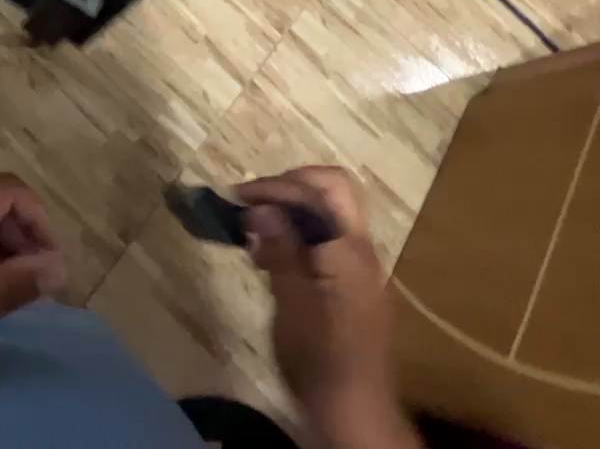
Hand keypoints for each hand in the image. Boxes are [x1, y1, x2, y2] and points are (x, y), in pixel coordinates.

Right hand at [241, 167, 414, 447]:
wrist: (356, 415)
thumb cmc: (319, 362)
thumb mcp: (291, 306)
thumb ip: (281, 251)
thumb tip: (263, 206)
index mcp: (348, 251)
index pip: (318, 190)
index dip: (276, 186)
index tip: (238, 198)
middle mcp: (361, 248)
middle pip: (333, 188)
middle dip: (290, 184)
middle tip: (252, 201)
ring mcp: (360, 264)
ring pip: (330, 210)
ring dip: (292, 207)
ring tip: (252, 229)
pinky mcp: (352, 281)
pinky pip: (327, 236)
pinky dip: (299, 232)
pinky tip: (269, 256)